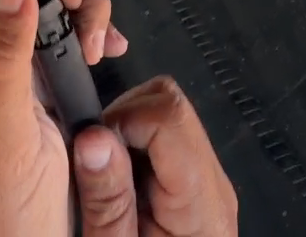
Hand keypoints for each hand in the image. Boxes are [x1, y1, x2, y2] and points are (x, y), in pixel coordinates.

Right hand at [71, 77, 237, 236]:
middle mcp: (213, 182)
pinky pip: (167, 138)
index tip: (92, 152)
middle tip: (97, 163)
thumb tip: (92, 134)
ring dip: (128, 128)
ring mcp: (208, 182)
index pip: (168, 117)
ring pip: (167, 112)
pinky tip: (121, 184)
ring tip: (108, 178)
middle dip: (123, 117)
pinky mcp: (197, 185)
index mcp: (200, 202)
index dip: (122, 121)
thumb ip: (107, 199)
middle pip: (170, 103)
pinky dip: (135, 144)